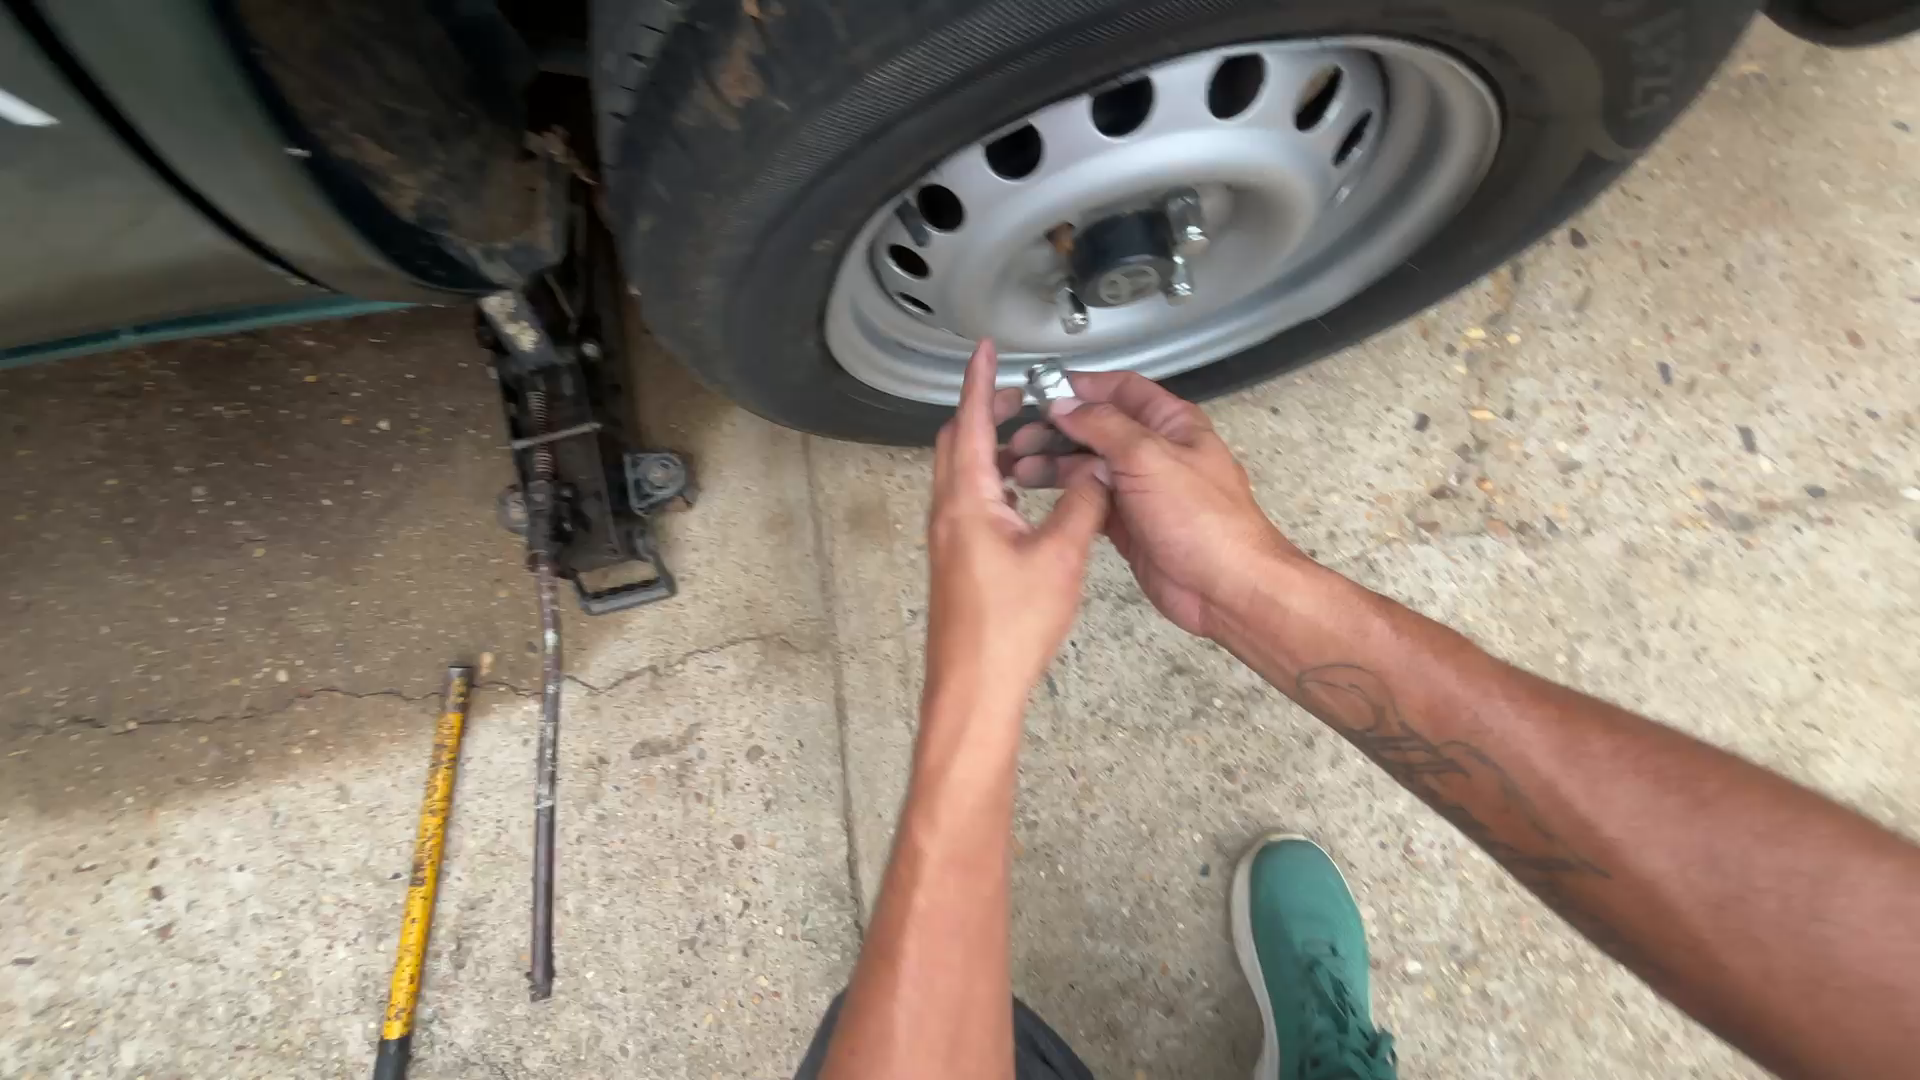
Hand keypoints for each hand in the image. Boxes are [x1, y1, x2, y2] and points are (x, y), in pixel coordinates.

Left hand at [923, 341, 1109, 717]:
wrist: (974, 686)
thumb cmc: (1010, 626)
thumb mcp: (1060, 557)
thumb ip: (1081, 505)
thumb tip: (1098, 472)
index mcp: (966, 500)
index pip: (969, 422)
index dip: (979, 382)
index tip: (984, 350)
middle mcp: (947, 513)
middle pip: (957, 442)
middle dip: (985, 411)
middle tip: (1021, 396)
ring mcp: (947, 539)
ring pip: (961, 474)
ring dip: (989, 448)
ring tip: (1029, 440)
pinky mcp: (955, 561)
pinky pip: (968, 503)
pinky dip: (992, 482)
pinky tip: (1022, 495)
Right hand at [1002, 371, 1299, 638]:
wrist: (1224, 587)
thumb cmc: (1204, 520)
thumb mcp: (1149, 458)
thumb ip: (1103, 427)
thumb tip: (1066, 406)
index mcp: (1171, 424)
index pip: (1121, 390)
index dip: (1082, 387)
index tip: (1042, 391)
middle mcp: (1154, 452)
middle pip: (1097, 428)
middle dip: (1057, 430)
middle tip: (1020, 438)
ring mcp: (1139, 488)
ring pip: (1087, 466)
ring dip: (1053, 463)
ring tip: (1019, 466)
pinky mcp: (1126, 522)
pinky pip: (1088, 499)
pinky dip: (1064, 494)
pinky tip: (1038, 492)